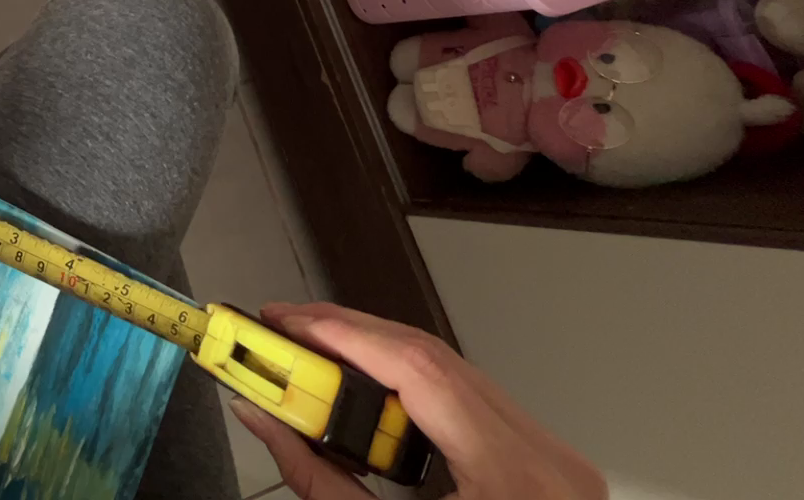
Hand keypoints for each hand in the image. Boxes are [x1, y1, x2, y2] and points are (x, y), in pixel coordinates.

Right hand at [230, 303, 605, 499]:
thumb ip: (314, 478)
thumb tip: (254, 414)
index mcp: (516, 479)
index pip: (418, 370)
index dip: (344, 336)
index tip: (284, 325)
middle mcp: (544, 454)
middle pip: (428, 353)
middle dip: (346, 328)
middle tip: (282, 324)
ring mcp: (548, 450)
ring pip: (444, 361)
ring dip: (369, 342)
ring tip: (309, 342)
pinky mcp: (537, 453)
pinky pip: (459, 386)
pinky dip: (400, 368)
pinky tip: (359, 370)